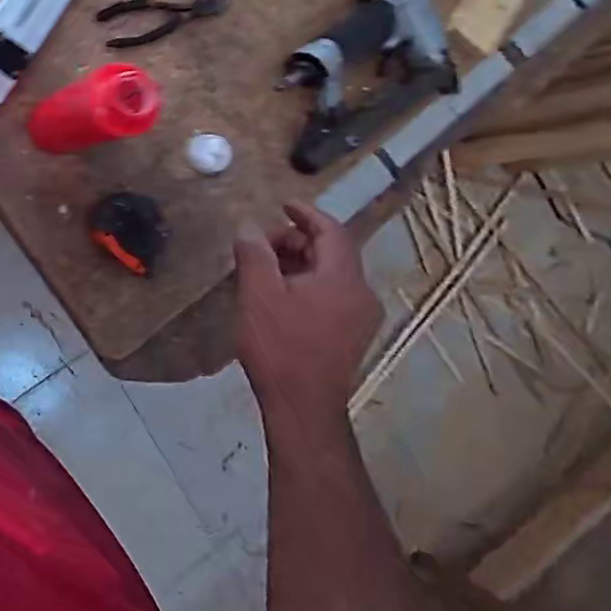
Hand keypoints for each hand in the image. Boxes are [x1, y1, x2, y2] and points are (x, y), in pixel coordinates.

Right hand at [234, 201, 381, 423]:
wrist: (302, 405)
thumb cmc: (280, 345)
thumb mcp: (257, 294)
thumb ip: (254, 254)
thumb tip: (249, 227)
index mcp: (343, 280)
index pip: (333, 233)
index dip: (307, 214)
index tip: (283, 205)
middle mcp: (360, 295)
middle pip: (331, 252)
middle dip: (295, 240)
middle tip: (259, 244)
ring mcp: (359, 318)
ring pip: (329, 275)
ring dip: (298, 262)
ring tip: (262, 268)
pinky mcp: (350, 335)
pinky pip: (330, 294)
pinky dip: (305, 283)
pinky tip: (277, 294)